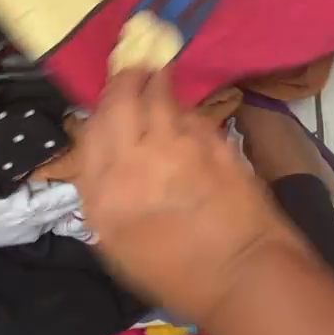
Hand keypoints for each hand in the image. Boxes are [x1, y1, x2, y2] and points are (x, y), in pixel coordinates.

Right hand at [77, 71, 309, 324]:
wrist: (241, 271)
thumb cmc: (175, 271)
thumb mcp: (121, 243)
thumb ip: (106, 192)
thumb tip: (103, 155)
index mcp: (106, 192)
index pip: (92, 127)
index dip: (100, 104)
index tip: (108, 94)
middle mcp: (136, 159)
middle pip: (122, 97)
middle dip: (127, 75)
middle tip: (134, 63)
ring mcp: (178, 143)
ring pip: (160, 95)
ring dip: (158, 83)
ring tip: (159, 75)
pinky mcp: (213, 136)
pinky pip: (192, 113)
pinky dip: (186, 112)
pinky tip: (189, 123)